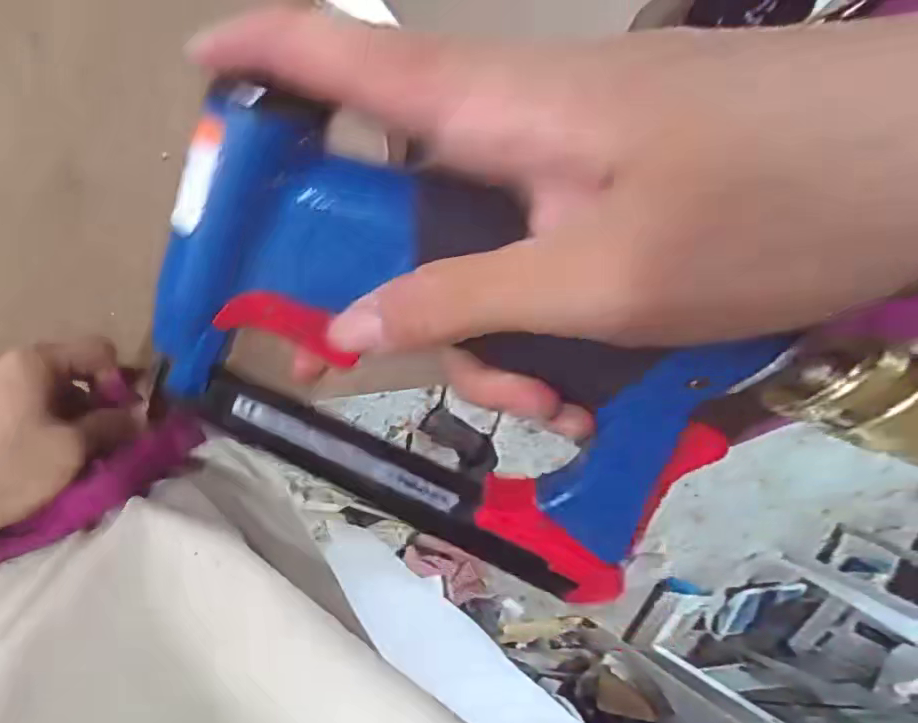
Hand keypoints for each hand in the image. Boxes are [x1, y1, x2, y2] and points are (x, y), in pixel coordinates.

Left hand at [0, 337, 144, 547]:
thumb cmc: (8, 470)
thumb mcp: (69, 448)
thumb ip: (110, 425)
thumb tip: (141, 414)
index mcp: (34, 360)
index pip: (98, 351)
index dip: (122, 382)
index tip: (130, 421)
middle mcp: (15, 368)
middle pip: (78, 376)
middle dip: (103, 409)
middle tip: (117, 447)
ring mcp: (0, 395)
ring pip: (59, 402)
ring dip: (81, 428)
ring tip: (89, 463)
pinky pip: (37, 419)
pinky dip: (56, 437)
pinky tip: (61, 467)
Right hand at [190, 10, 917, 436]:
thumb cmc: (800, 198)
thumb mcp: (603, 278)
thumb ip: (456, 302)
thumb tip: (344, 332)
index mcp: (495, 112)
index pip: (352, 61)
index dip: (267, 53)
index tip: (196, 62)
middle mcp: (499, 132)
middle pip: (370, 203)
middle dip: (348, 291)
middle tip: (319, 358)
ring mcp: (538, 169)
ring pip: (437, 259)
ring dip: (463, 341)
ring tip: (537, 395)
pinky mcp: (575, 200)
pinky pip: (499, 273)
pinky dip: (518, 337)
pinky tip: (573, 386)